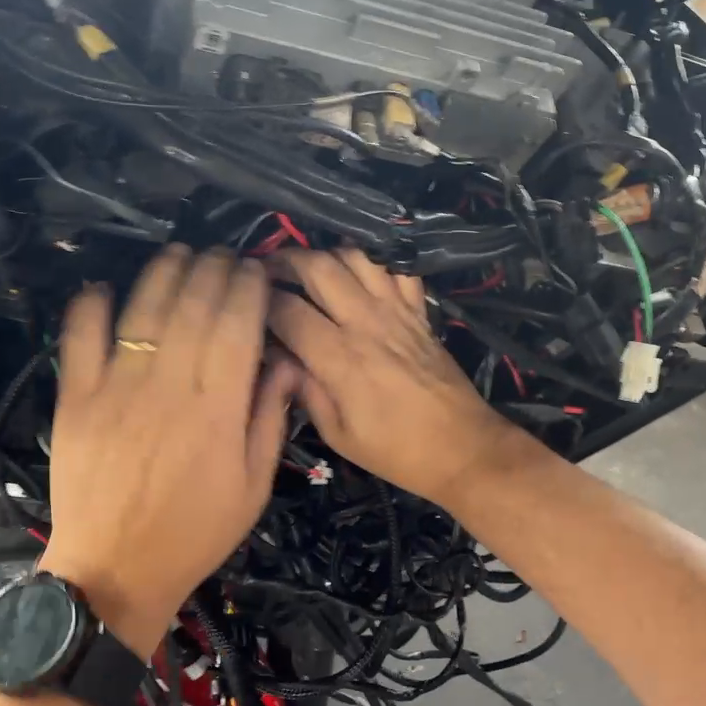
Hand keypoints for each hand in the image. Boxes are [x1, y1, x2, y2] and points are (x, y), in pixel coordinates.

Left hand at [40, 246, 297, 657]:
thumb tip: (288, 361)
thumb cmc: (195, 533)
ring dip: (164, 272)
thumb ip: (269, 418)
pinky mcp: (75, 398)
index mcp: (218, 409)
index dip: (248, 287)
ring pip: (144, 309)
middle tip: (223, 254)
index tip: (256, 270)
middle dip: (213, 269)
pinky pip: (80, 338)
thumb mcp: (253, 485)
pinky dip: (91, 306)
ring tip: (180, 254)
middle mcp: (169, 386)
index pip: (238, 324)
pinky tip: (105, 286)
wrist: (115, 571)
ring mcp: (116, 388)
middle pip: (194, 305)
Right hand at [264, 248, 541, 507]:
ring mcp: (397, 311)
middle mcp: (366, 323)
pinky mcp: (419, 311)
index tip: (244, 302)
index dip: (258, 300)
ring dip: (326, 254)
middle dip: (285, 260)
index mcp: (340, 358)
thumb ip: (304, 389)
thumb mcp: (338, 434)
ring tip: (309, 268)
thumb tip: (276, 357)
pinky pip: (396, 268)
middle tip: (266, 269)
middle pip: (318, 267)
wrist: (462, 447)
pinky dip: (373, 261)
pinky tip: (357, 272)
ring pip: (356, 256)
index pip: (287, 310)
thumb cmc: (395, 450)